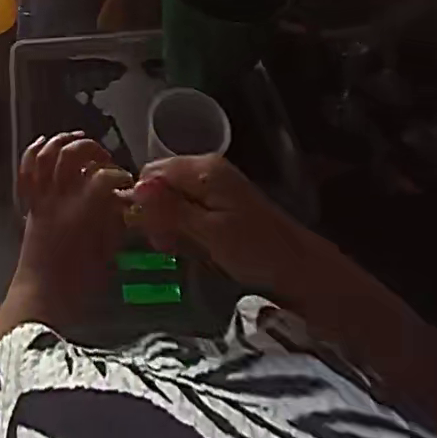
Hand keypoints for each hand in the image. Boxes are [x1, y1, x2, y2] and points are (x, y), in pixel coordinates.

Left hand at [11, 132, 133, 322]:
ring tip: (79, 140)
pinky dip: (33, 152)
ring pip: (47, 155)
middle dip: (94, 150)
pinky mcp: (30, 204)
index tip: (128, 183)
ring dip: (64, 142)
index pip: (104, 178)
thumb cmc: (77, 286)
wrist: (40, 300)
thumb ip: (117, 224)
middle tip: (107, 161)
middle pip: (73, 155)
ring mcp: (41, 199)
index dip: (120, 176)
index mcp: (80, 212)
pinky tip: (44, 142)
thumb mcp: (107, 255)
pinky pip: (27, 170)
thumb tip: (125, 203)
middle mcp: (58, 198)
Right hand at [123, 154, 315, 292]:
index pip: (151, 172)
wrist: (302, 270)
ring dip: (169, 221)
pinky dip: (183, 223)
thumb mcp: (209, 233)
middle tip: (166, 245)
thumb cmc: (256, 251)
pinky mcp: (221, 199)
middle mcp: (206, 167)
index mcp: (202, 168)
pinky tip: (192, 244)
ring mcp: (214, 182)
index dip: (143, 199)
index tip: (150, 232)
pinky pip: (188, 203)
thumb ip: (171, 209)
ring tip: (179, 248)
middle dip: (156, 211)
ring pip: (172, 194)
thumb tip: (134, 188)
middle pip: (160, 181)